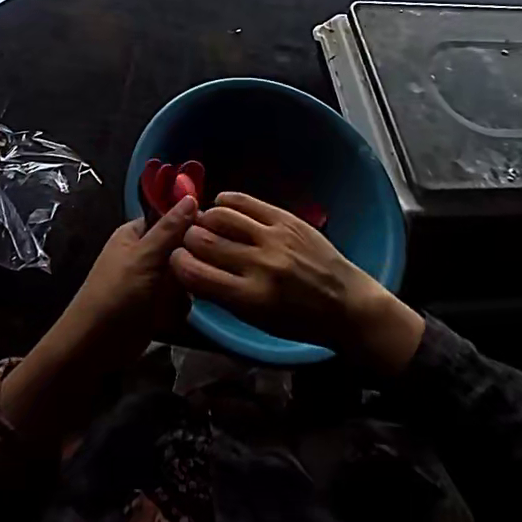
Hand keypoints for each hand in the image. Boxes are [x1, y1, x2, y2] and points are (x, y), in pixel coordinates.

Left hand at [54, 196, 198, 359]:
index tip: (211, 232)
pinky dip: (178, 307)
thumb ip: (170, 228)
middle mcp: (145, 253)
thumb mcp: (144, 256)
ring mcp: (151, 281)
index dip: (190, 223)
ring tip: (175, 298)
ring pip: (184, 275)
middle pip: (181, 248)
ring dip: (183, 289)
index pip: (170, 218)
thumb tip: (191, 195)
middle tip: (187, 274)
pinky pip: (180, 299)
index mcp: (135, 233)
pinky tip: (173, 315)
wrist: (96, 345)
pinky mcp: (157, 305)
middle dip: (187, 263)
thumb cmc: (116, 293)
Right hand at [171, 192, 423, 374]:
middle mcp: (259, 265)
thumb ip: (221, 293)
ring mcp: (274, 238)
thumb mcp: (256, 320)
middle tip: (188, 241)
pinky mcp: (286, 218)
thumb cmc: (297, 320)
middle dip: (187, 239)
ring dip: (204, 219)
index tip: (176, 261)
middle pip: (202, 240)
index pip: (194, 272)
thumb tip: (189, 267)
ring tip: (205, 224)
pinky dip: (225, 202)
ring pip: (219, 216)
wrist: (346, 303)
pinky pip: (244, 201)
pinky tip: (221, 208)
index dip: (176, 263)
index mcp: (250, 298)